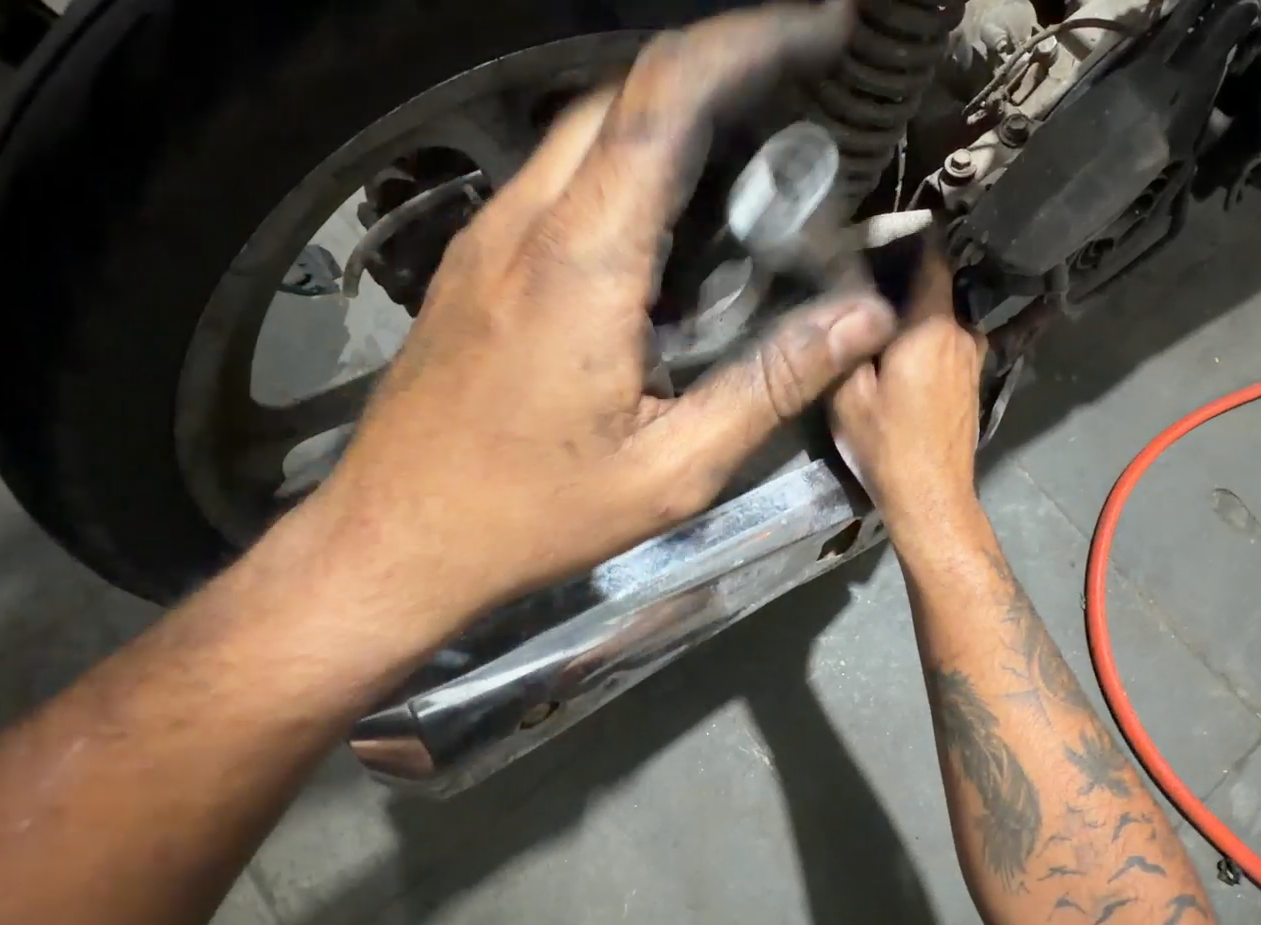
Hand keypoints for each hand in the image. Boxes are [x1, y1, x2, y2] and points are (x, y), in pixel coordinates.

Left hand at [295, 3, 897, 640]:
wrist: (399, 538)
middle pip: (626, 93)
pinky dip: (629, 172)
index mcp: (581, 261)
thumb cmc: (533, 514)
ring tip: (751, 163)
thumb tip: (862, 319)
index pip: (666, 98)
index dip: (753, 41)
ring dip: (674, 123)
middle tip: (801, 103)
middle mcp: (526, 223)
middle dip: (722, 70)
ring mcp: (489, 236)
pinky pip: (560, 182)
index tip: (825, 32)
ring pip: (588, 131)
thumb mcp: (672, 469)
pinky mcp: (475, 263)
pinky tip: (671, 232)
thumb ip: (769, 384)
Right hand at [829, 242, 987, 537]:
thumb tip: (848, 300)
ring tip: (882, 320)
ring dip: (919, 314)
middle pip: (937, 288)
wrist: (931, 497)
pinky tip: (905, 353)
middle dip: (907, 280)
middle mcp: (962, 334)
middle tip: (869, 279)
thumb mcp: (848, 395)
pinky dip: (931, 339)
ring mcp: (974, 360)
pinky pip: (950, 344)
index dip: (911, 237)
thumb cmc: (886, 446)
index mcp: (931, 328)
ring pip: (944, 318)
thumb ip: (847, 342)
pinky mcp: (974, 382)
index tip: (887, 228)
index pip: (932, 259)